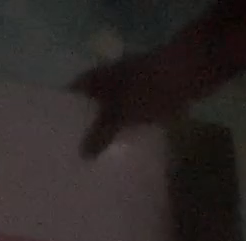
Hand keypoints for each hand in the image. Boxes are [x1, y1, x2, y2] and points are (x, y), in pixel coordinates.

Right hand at [71, 59, 192, 156]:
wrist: (192, 73)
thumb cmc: (148, 88)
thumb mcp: (117, 115)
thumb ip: (98, 135)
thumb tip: (82, 155)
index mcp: (97, 79)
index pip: (71, 96)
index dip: (61, 116)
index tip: (52, 140)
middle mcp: (110, 83)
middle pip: (90, 109)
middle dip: (82, 131)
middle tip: (69, 158)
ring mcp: (130, 92)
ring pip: (110, 117)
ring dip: (104, 135)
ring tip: (90, 162)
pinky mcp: (148, 103)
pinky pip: (129, 122)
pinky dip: (124, 135)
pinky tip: (117, 155)